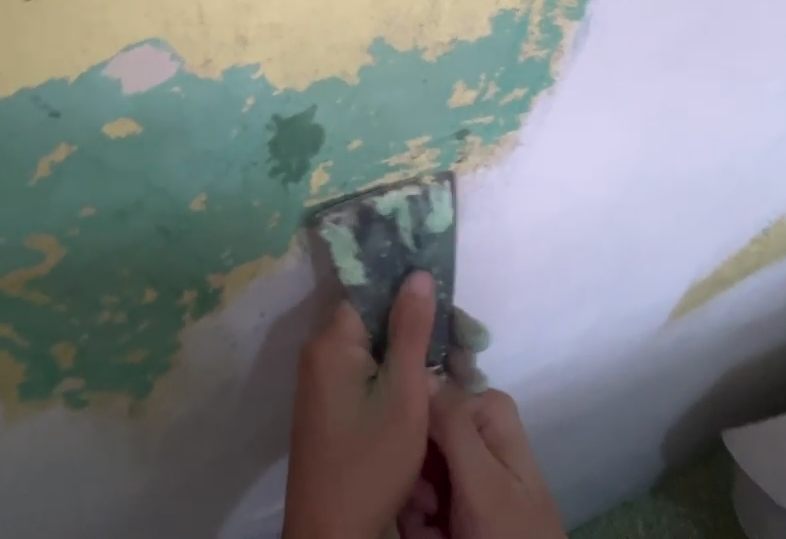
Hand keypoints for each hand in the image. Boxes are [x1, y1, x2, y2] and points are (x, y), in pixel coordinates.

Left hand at [284, 271, 437, 538]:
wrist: (332, 536)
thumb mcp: (403, 393)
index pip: (372, 292)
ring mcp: (322, 384)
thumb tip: (417, 273)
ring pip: (374, 349)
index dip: (409, 291)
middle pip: (374, 320)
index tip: (448, 299)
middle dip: (418, 324)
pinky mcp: (330, 407)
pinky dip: (396, 374)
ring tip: (457, 362)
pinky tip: (429, 386)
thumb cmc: (371, 461)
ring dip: (411, 352)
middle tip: (466, 338)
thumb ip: (411, 329)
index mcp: (331, 343)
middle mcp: (320, 355)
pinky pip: (366, 373)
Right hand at [407, 383, 565, 538]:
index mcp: (489, 411)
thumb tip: (419, 368)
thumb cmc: (509, 534)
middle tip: (431, 508)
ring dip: (415, 506)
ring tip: (437, 530)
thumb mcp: (483, 480)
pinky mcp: (452, 498)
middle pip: (419, 435)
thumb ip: (453, 424)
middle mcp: (475, 430)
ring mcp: (462, 466)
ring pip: (412, 471)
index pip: (431, 394)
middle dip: (416, 477)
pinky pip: (415, 500)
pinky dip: (420, 524)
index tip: (416, 464)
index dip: (417, 429)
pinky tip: (437, 538)